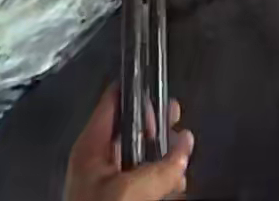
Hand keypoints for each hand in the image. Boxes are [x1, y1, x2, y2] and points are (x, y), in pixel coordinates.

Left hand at [64, 87, 193, 200]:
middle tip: (179, 118)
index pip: (114, 99)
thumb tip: (187, 144)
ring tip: (185, 157)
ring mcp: (108, 183)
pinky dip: (162, 179)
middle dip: (158, 122)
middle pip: (131, 126)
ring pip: (140, 155)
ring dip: (165, 154)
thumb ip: (163, 166)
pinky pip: (143, 181)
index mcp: (91, 145)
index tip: (162, 89)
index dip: (138, 88)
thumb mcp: (131, 190)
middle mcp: (98, 159)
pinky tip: (178, 184)